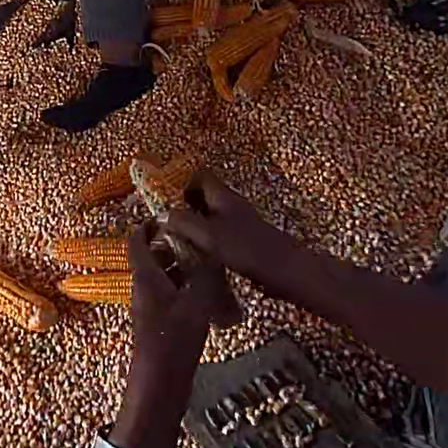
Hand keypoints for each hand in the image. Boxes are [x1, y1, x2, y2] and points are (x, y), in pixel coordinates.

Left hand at [112, 224, 221, 447]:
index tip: (172, 216)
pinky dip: (186, 289)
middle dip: (175, 246)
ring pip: (164, 277)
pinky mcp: (160, 324)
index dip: (150, 225)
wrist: (159, 387)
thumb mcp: (196, 302)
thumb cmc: (173, 340)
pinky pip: (171, 296)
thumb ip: (205, 273)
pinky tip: (210, 295)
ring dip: (183, 268)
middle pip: (153, 257)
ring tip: (211, 265)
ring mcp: (150, 307)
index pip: (137, 240)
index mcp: (145, 277)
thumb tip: (214, 249)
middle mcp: (143, 288)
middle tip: (201, 240)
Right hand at [161, 170, 300, 280]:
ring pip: (213, 216)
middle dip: (187, 205)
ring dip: (197, 224)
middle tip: (169, 221)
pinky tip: (200, 256)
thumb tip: (161, 214)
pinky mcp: (246, 242)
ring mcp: (241, 224)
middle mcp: (232, 206)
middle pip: (206, 196)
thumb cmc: (247, 248)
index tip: (168, 199)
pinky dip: (208, 240)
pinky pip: (220, 234)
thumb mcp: (209, 235)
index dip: (183, 183)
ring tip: (180, 240)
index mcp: (224, 197)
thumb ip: (184, 223)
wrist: (286, 271)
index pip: (201, 176)